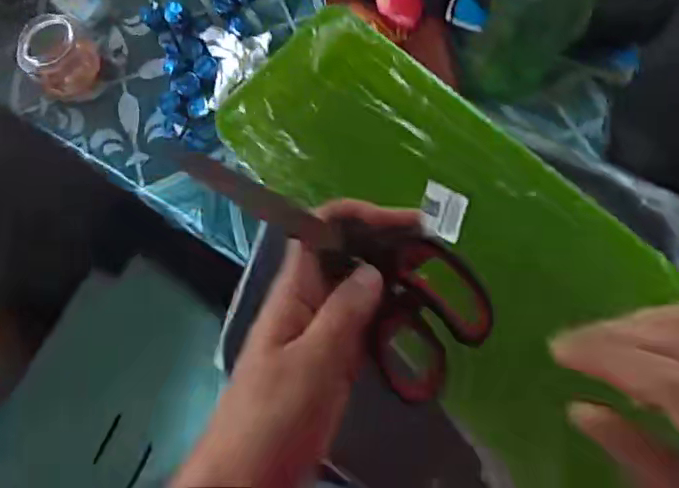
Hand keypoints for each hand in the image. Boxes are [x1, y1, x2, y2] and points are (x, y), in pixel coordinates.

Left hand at [174, 201, 418, 487]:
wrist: (247, 471)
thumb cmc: (273, 414)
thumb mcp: (312, 364)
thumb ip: (342, 315)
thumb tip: (373, 269)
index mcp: (293, 290)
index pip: (320, 230)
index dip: (359, 215)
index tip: (406, 222)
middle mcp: (305, 300)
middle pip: (342, 253)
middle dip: (382, 241)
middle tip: (431, 247)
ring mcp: (317, 329)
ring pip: (354, 287)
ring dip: (389, 275)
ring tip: (432, 275)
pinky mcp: (328, 360)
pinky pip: (359, 323)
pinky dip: (386, 314)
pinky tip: (414, 318)